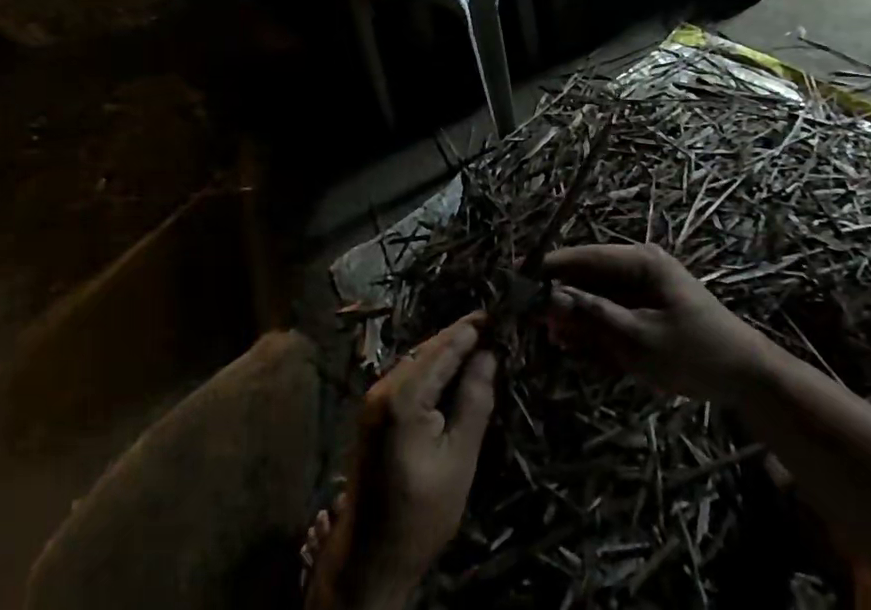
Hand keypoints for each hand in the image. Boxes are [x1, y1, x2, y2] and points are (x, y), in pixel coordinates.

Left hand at [308, 313, 496, 609]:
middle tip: (496, 323)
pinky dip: (434, 369)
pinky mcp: (374, 415)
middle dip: (461, 335)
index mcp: (401, 397)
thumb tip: (488, 355)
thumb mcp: (460, 457)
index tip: (500, 312)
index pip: (443, 348)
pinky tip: (456, 370)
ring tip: (483, 340)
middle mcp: (381, 389)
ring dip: (448, 351)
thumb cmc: (421, 513)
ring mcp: (373, 401)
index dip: (472, 328)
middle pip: (428, 350)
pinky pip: (409, 378)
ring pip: (418, 362)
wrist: (370, 558)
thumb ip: (474, 400)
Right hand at [543, 244, 772, 403]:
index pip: (586, 256)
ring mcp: (643, 290)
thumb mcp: (639, 337)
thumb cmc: (695, 352)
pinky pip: (609, 315)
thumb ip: (593, 316)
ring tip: (554, 339)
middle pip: (588, 276)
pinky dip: (593, 330)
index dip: (551, 266)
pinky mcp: (645, 312)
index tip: (517, 278)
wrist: (745, 377)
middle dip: (561, 297)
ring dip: (575, 318)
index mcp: (642, 262)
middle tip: (532, 321)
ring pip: (595, 297)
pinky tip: (577, 348)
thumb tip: (550, 299)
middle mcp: (640, 269)